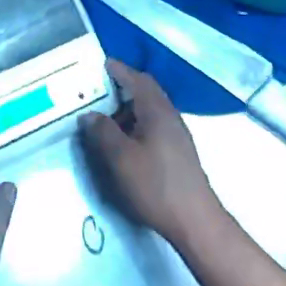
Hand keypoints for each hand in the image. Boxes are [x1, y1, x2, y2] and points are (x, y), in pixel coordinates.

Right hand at [81, 59, 226, 246]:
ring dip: (129, 107)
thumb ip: (103, 132)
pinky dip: (137, 123)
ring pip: (150, 109)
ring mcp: (177, 133)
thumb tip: (89, 114)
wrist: (196, 221)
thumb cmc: (156, 184)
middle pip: (146, 91)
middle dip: (123, 86)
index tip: (101, 64)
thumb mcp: (121, 158)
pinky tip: (125, 140)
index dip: (119, 70)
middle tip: (99, 90)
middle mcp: (169, 115)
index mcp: (156, 110)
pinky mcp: (178, 150)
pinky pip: (154, 124)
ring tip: (106, 118)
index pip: (137, 79)